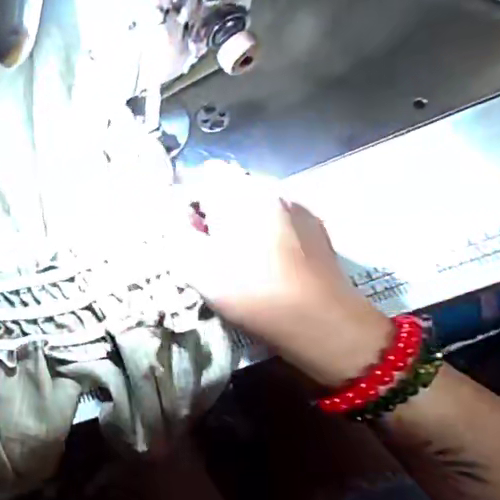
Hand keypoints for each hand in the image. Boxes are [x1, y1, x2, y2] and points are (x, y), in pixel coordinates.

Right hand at [178, 174, 391, 386]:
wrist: (321, 320)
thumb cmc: (253, 293)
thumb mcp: (198, 270)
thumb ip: (179, 236)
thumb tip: (178, 221)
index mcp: (240, 191)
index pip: (203, 179)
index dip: (190, 207)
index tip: (190, 238)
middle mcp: (272, 188)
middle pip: (233, 192)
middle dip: (219, 217)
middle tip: (213, 255)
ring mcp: (300, 207)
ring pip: (260, 209)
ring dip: (246, 228)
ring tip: (244, 265)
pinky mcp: (319, 230)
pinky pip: (283, 224)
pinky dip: (271, 238)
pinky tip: (273, 269)